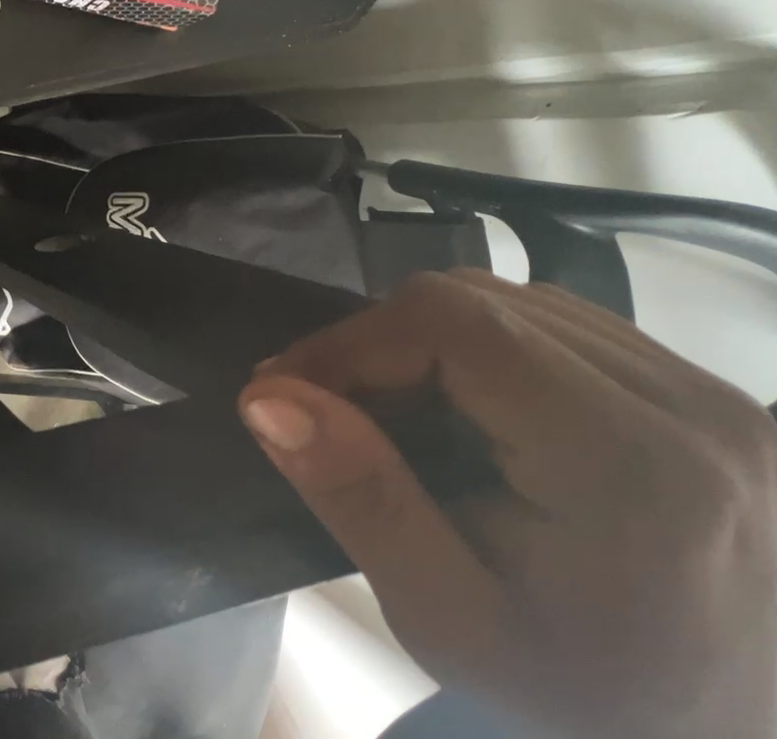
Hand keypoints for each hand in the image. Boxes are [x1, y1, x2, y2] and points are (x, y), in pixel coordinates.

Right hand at [241, 271, 776, 737]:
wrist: (729, 735)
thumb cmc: (577, 690)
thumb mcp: (446, 620)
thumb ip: (361, 499)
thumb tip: (268, 396)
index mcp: (633, 465)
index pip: (457, 324)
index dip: (348, 340)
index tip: (284, 393)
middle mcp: (693, 405)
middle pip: (479, 301)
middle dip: (376, 344)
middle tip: (328, 413)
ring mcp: (711, 392)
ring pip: (512, 301)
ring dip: (421, 344)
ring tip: (391, 415)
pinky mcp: (704, 392)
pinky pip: (553, 323)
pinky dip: (474, 350)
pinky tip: (461, 413)